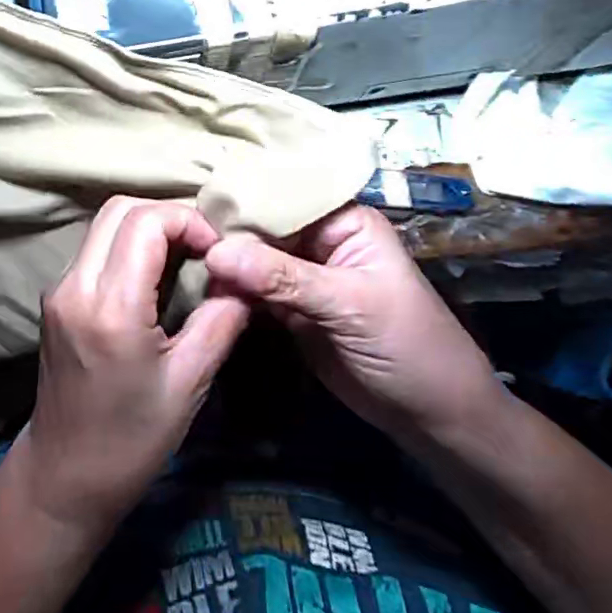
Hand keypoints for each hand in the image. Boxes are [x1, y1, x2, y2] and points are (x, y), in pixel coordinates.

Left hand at [14, 197, 250, 531]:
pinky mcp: (55, 298)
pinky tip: (154, 276)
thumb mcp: (191, 382)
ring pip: (103, 224)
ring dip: (146, 227)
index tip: (216, 251)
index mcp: (111, 307)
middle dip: (167, 215)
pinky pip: (95, 248)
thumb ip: (221, 319)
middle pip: (119, 209)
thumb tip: (242, 276)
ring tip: (184, 258)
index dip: (188, 221)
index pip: (146, 221)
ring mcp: (59, 289)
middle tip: (202, 248)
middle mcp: (75, 286)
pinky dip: (127, 244)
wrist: (64, 476)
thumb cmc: (132, 439)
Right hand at [204, 205, 508, 447]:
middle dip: (228, 232)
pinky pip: (254, 291)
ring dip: (225, 263)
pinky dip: (232, 291)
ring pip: (255, 260)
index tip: (198, 203)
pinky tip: (201, 284)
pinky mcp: (291, 308)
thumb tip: (216, 251)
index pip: (286, 197)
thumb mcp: (347, 303)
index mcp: (344, 222)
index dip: (245, 199)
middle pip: (264, 227)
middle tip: (181, 231)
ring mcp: (303, 276)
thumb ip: (281, 277)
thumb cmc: (407, 344)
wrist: (431, 415)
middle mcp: (320, 241)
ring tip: (182, 254)